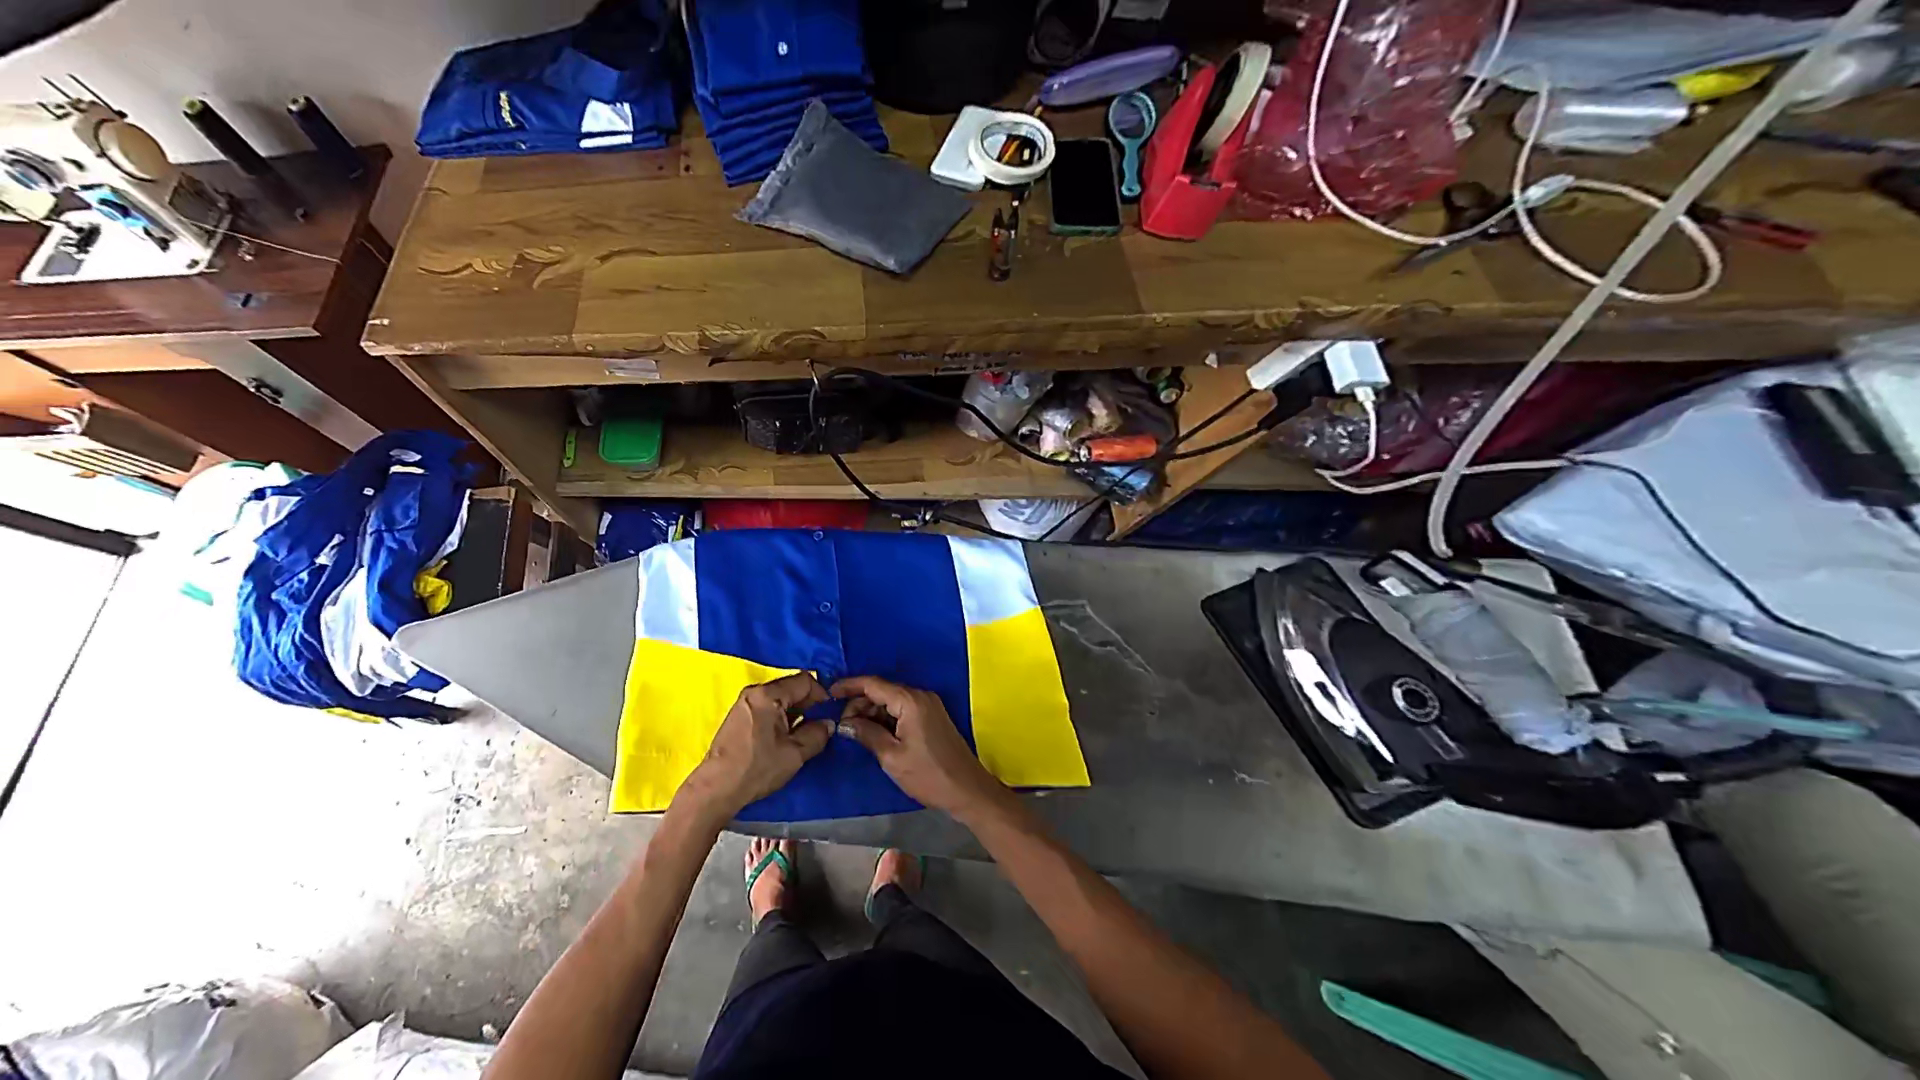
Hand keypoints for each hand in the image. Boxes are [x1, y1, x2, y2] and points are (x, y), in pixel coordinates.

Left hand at [681, 673, 832, 818]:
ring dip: (795, 713)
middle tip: (820, 726)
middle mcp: (754, 693)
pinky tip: (784, 739)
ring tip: (803, 735)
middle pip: (790, 688)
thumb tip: (828, 724)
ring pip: (779, 700)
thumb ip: (818, 733)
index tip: (830, 713)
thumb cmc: (757, 768)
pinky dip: (780, 718)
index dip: (822, 694)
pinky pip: (766, 709)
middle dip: (808, 705)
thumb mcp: (796, 753)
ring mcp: (743, 704)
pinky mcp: (737, 717)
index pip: (804, 681)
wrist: (717, 788)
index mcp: (768, 695)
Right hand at [831, 676, 1005, 817]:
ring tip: (856, 733)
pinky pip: (903, 709)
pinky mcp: (932, 717)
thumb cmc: (928, 774)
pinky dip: (886, 718)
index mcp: (911, 701)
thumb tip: (844, 723)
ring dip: (872, 713)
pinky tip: (874, 733)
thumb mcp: (891, 757)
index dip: (849, 686)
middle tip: (843, 726)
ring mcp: (928, 705)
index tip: (828, 693)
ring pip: (892, 701)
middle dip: (859, 704)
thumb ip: (866, 734)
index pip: (873, 683)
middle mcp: (921, 696)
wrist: (966, 789)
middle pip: (882, 690)